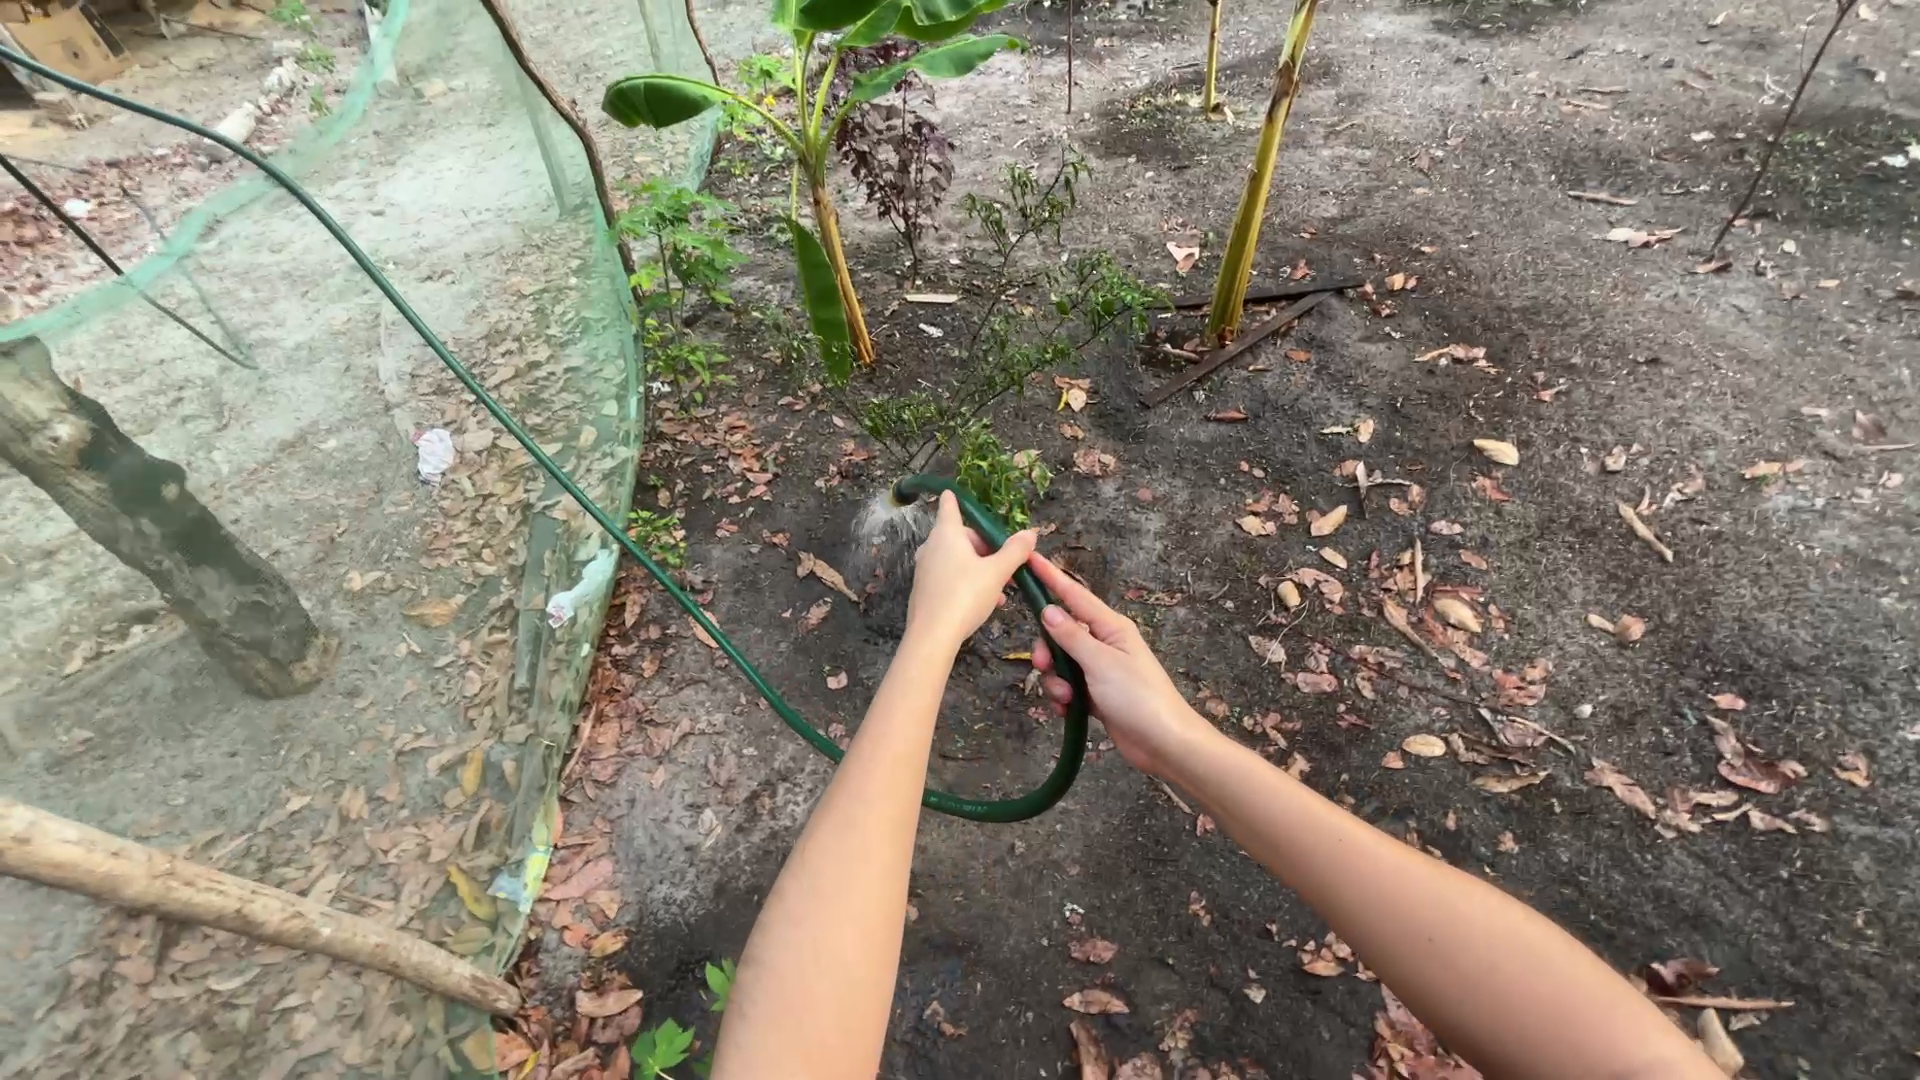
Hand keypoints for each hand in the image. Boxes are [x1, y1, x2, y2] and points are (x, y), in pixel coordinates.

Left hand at [905, 490, 1038, 650]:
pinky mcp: (925, 589)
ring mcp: (925, 569)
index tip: (951, 492)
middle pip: (962, 537)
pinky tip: (986, 603)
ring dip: (981, 569)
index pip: (949, 507)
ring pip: (959, 560)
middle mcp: (932, 547)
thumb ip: (1015, 551)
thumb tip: (1029, 533)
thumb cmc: (965, 595)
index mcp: (947, 534)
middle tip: (1007, 565)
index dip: (954, 499)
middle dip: (986, 549)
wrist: (932, 635)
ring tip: (1001, 591)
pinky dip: (968, 583)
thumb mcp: (997, 572)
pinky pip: (950, 577)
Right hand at [1026, 551, 1214, 777]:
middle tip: (1045, 666)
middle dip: (1047, 650)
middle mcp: (1103, 643)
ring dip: (1055, 680)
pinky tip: (1066, 710)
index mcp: (1110, 627)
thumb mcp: (1101, 663)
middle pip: (1059, 633)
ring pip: (1060, 662)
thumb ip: (1071, 636)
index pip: (1074, 595)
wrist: (1163, 744)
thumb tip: (1047, 609)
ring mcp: (1099, 669)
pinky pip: (1066, 686)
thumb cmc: (1138, 697)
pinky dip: (1062, 697)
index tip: (1029, 558)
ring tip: (1066, 698)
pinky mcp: (1094, 694)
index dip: (1051, 577)